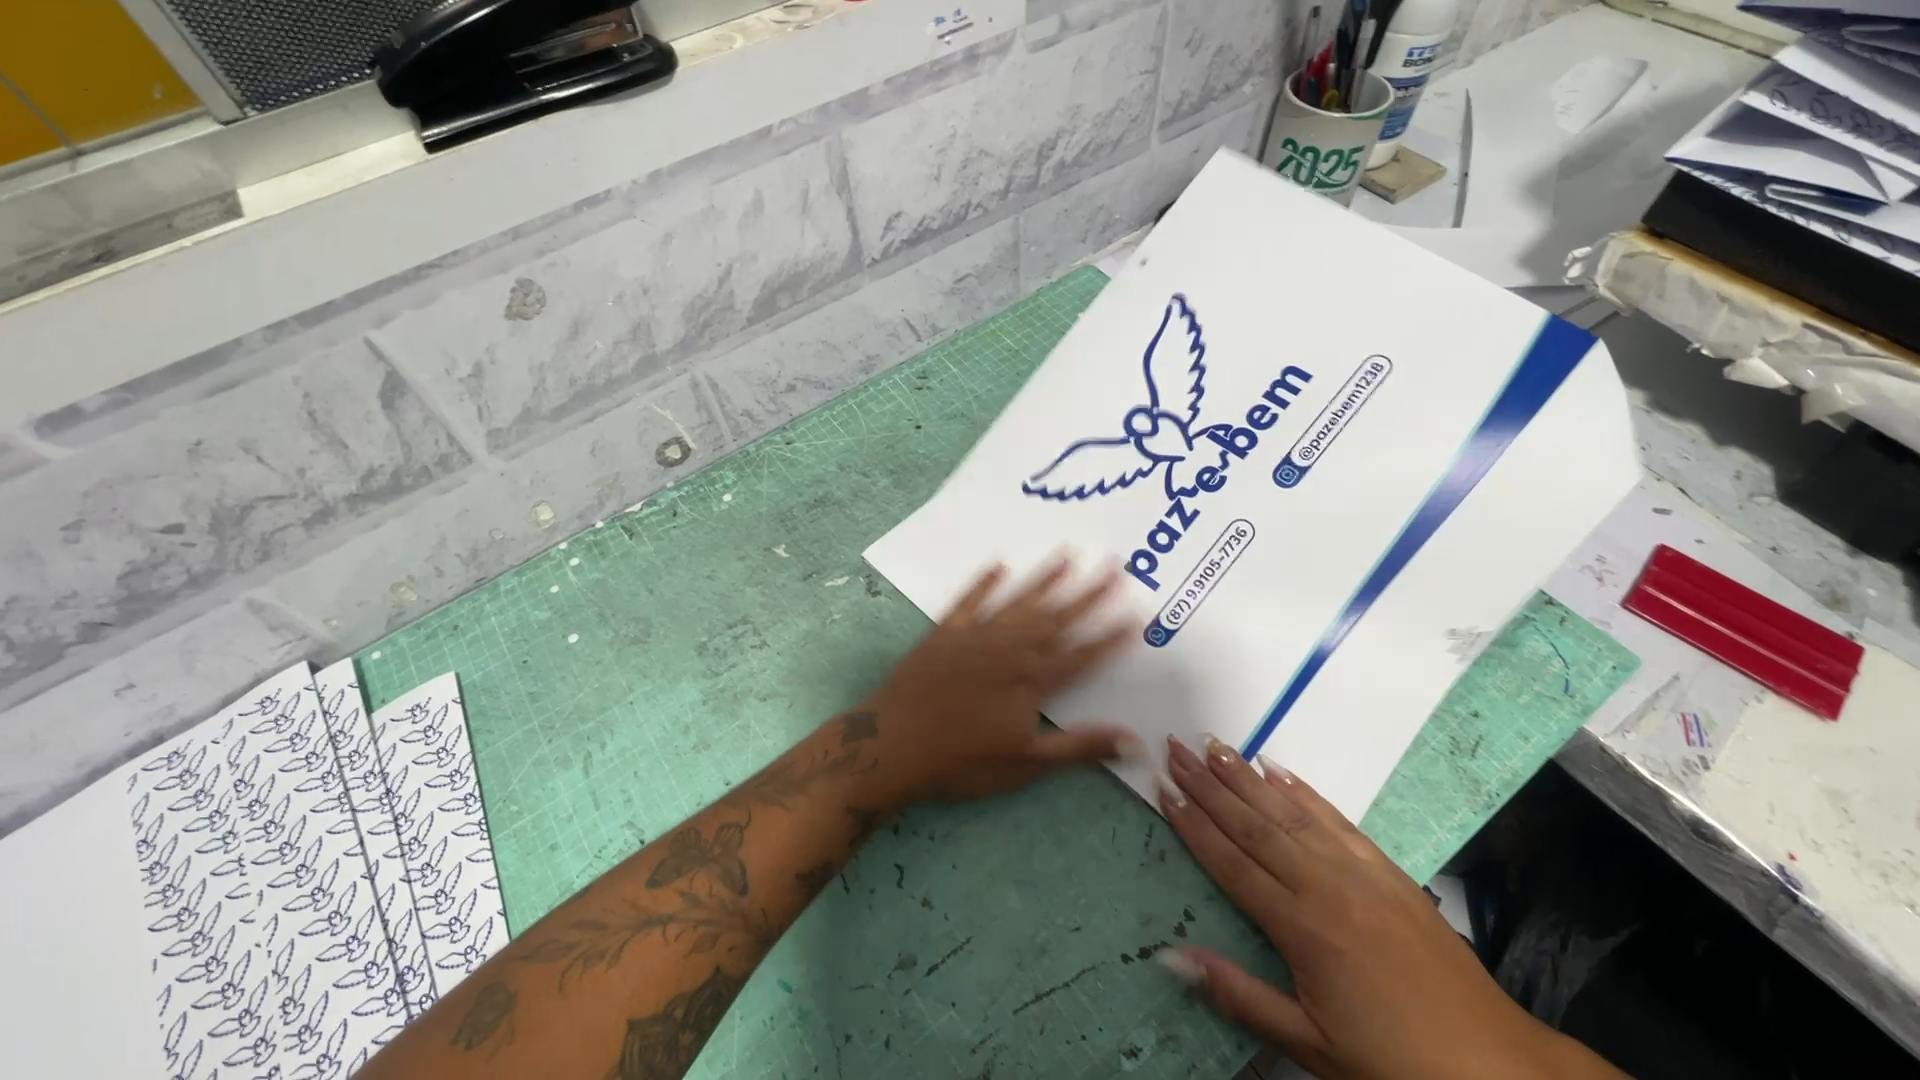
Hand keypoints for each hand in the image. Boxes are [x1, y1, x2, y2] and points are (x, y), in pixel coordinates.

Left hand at [859, 558, 1140, 804]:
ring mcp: (975, 637)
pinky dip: (984, 584)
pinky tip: (999, 567)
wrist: (892, 744)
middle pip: (1056, 619)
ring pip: (1018, 603)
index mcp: (1032, 682)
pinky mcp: (944, 634)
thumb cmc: (962, 761)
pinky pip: (969, 602)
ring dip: (1044, 579)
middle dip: (1088, 594)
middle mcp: (1009, 650)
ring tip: (1067, 555)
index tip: (1136, 615)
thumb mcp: (1026, 763)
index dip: (1110, 638)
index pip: (1082, 655)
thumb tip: (1135, 741)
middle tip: (1114, 566)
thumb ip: (1080, 748)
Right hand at [1155, 737, 1624, 1079]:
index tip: (1164, 789)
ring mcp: (1362, 873)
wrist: (1492, 1063)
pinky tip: (1281, 773)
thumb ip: (1239, 994)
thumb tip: (1171, 955)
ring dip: (1250, 779)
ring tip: (1217, 747)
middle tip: (1177, 748)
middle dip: (1211, 786)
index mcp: (1302, 928)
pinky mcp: (1391, 873)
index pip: (1232, 864)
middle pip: (1256, 826)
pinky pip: (1338, 822)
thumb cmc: (1389, 1058)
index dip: (1194, 825)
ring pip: (1293, 814)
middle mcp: (1327, 886)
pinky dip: (1306, 793)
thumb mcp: (1308, 1042)